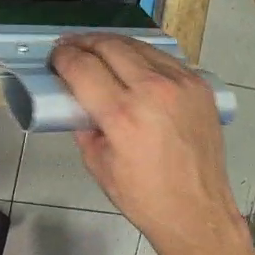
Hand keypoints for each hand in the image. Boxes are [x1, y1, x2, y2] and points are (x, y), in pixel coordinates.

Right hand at [52, 35, 248, 254]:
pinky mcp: (200, 85)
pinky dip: (142, 56)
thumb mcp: (98, 166)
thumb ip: (86, 128)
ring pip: (139, 45)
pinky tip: (131, 63)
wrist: (197, 211)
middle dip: (84, 42)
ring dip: (112, 44)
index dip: (63, 58)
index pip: (83, 68)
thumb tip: (80, 103)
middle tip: (70, 47)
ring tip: (96, 48)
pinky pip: (164, 58)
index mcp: (123, 115)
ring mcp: (181, 83)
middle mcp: (153, 90)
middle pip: (110, 46)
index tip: (54, 58)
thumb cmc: (144, 198)